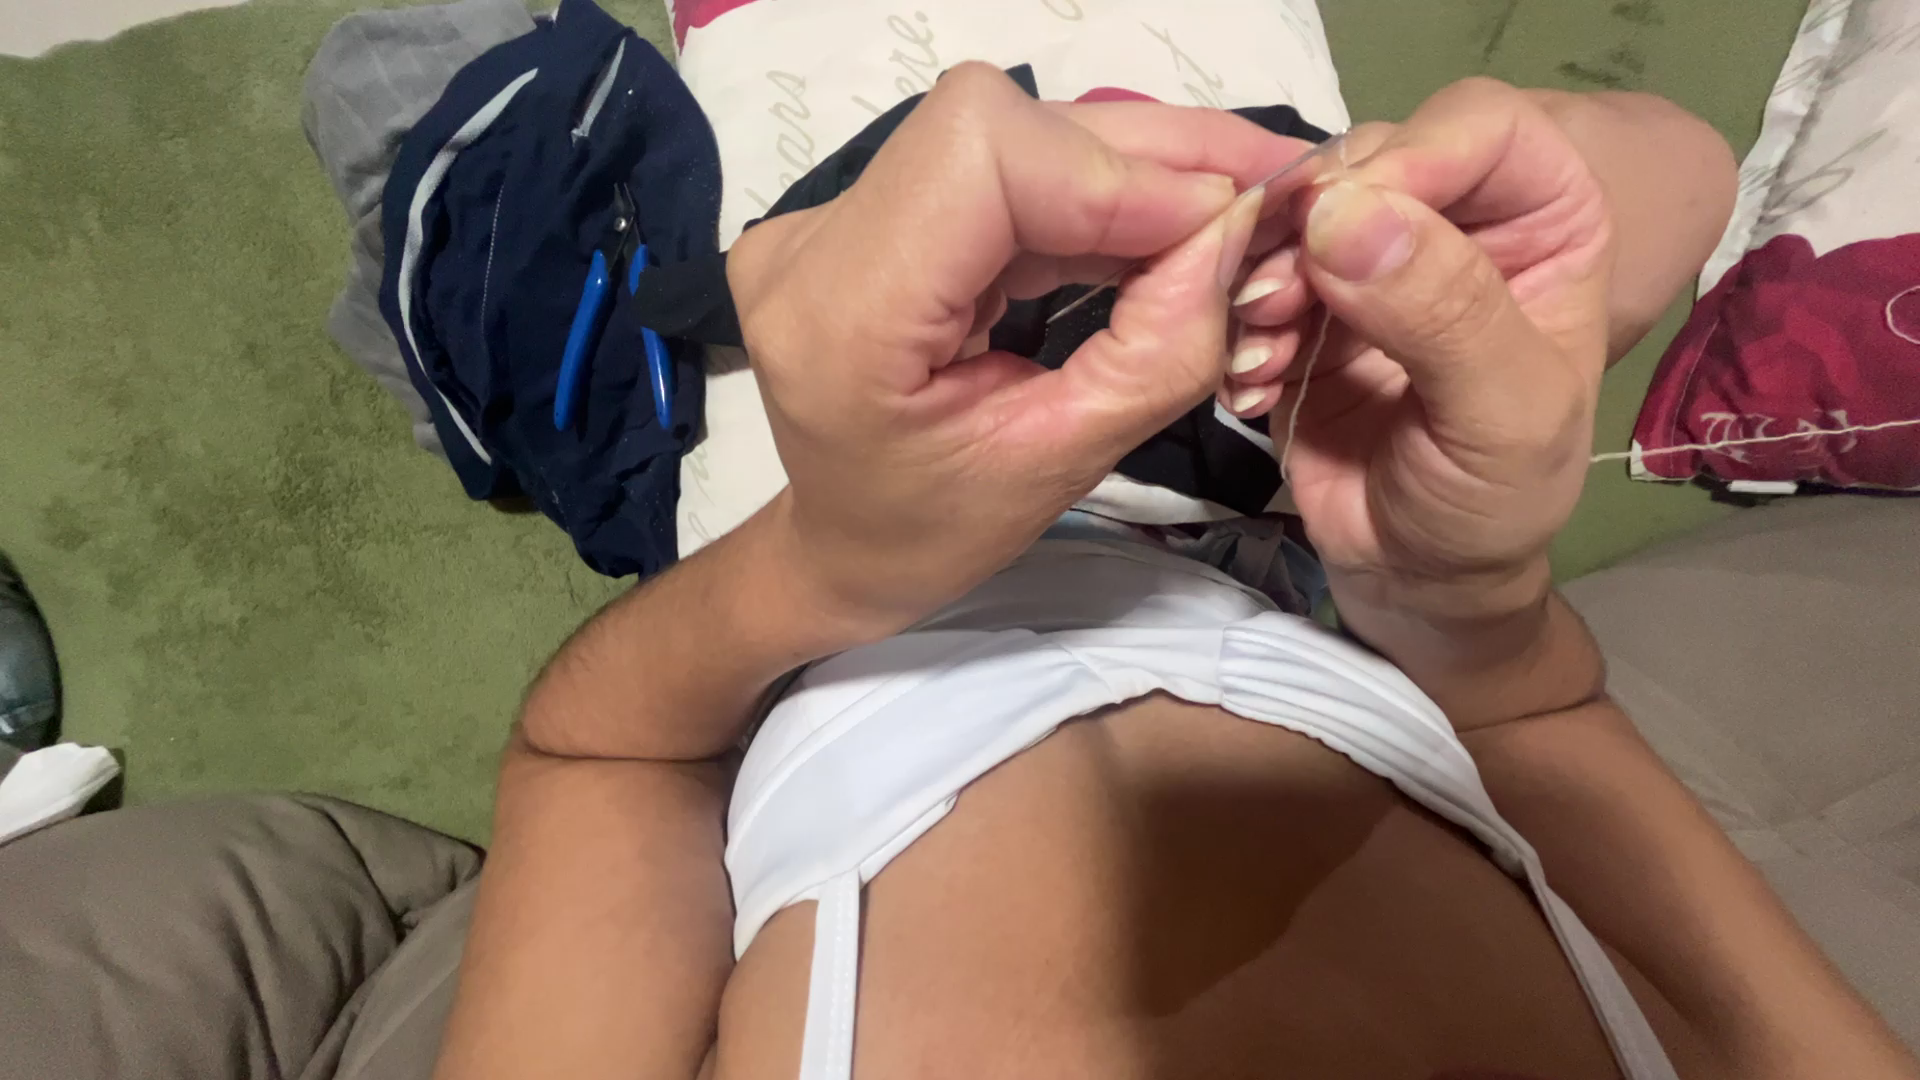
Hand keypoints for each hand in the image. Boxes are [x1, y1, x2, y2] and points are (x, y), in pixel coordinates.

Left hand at [727, 64, 1317, 634]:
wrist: (841, 549)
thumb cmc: (931, 538)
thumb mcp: (1054, 468)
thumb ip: (1154, 353)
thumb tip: (1236, 229)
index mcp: (841, 320)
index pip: (981, 153)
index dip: (1117, 172)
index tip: (1222, 221)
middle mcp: (809, 249)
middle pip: (991, 128)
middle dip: (1142, 159)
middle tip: (1260, 190)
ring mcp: (820, 229)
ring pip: (993, 140)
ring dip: (1119, 173)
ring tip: (1215, 214)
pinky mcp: (852, 228)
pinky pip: (978, 177)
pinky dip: (1074, 196)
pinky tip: (1139, 230)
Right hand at [1223, 79, 1615, 621]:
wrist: (1411, 569)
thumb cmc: (1490, 498)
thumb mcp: (1502, 413)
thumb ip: (1441, 311)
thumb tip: (1339, 215)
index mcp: (1537, 224)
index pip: (1470, 134)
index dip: (1400, 163)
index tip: (1327, 231)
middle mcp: (1447, 232)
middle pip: (1360, 168)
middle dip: (1304, 234)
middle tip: (1273, 310)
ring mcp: (1362, 279)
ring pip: (1289, 229)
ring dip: (1257, 290)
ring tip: (1259, 365)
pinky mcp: (1298, 327)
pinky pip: (1247, 296)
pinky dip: (1234, 337)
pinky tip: (1247, 392)